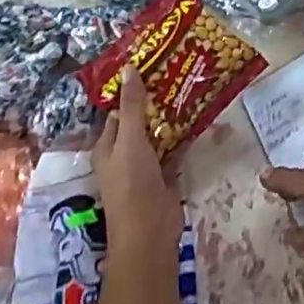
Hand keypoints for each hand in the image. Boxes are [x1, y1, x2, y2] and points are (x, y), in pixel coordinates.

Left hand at [93, 68, 182, 250]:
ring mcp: (145, 167)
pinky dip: (182, 138)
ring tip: (188, 89)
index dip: (130, 92)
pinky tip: (197, 118)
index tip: (150, 68)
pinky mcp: (164, 178)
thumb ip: (132, 106)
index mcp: (107, 146)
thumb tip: (128, 68)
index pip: (117, 112)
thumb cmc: (132, 184)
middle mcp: (123, 154)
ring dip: (169, 119)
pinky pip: (173, 151)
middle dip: (154, 103)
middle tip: (174, 75)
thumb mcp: (130, 140)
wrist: (150, 235)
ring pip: (157, 136)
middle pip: (139, 122)